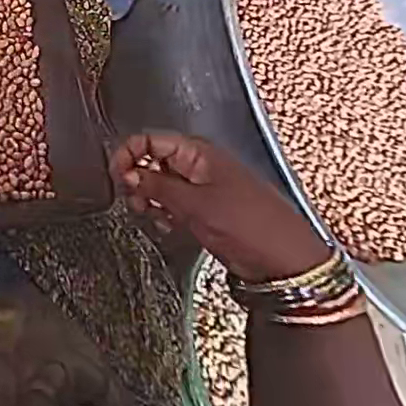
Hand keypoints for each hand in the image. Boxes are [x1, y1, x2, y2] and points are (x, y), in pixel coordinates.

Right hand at [110, 132, 330, 282]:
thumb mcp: (194, 204)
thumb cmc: (251, 227)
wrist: (288, 264)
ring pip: (160, 183)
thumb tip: (127, 172)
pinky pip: (173, 202)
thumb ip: (155, 184)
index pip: (149, 140)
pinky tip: (166, 224)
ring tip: (150, 214)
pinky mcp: (205, 208)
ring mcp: (202, 186)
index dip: (128, 154)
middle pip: (152, 160)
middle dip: (137, 179)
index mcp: (197, 152)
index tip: (116, 175)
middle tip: (133, 199)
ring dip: (149, 198)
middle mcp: (198, 164)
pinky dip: (164, 212)